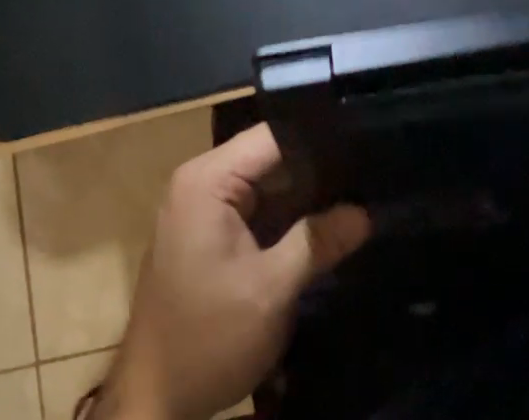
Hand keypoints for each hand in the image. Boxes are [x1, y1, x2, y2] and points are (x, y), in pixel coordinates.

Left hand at [95, 124, 371, 419]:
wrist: (155, 398)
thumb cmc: (207, 338)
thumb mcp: (270, 290)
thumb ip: (318, 242)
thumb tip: (366, 212)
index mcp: (207, 181)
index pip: (273, 135)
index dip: (320, 138)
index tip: (367, 146)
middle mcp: (201, 183)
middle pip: (272, 157)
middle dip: (320, 169)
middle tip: (373, 177)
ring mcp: (204, 209)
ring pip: (270, 184)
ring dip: (308, 196)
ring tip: (362, 196)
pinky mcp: (210, 234)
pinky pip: (259, 209)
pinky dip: (290, 217)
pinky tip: (330, 223)